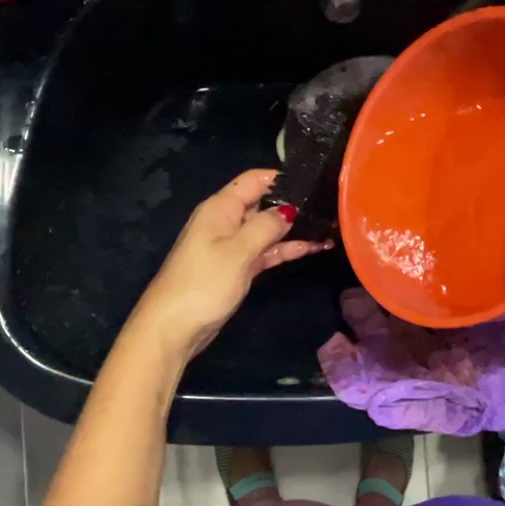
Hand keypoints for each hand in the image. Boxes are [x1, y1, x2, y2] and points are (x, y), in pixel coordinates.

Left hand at [127, 170, 326, 360]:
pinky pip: (264, 252)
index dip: (282, 178)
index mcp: (221, 208)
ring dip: (294, 231)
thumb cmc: (203, 283)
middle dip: (292, 205)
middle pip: (263, 204)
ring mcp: (230, 247)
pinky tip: (311, 248)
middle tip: (330, 206)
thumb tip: (288, 209)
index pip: (254, 181)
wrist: (174, 327)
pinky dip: (284, 250)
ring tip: (330, 229)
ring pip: (266, 231)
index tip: (314, 179)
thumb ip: (266, 227)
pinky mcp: (235, 269)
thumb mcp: (238, 251)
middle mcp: (225, 222)